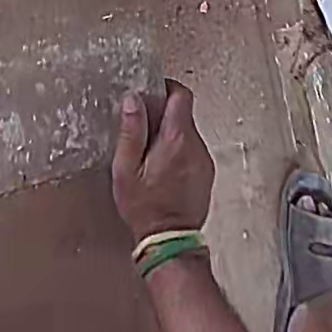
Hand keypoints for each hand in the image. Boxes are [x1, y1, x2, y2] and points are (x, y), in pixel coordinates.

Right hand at [111, 79, 213, 240]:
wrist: (169, 243)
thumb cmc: (144, 207)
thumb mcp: (126, 169)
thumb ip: (131, 131)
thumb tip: (133, 99)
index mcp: (177, 140)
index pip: (182, 95)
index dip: (165, 88)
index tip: (149, 93)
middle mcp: (196, 146)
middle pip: (183, 113)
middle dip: (162, 114)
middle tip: (140, 128)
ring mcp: (204, 161)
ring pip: (186, 131)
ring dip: (169, 133)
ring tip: (148, 153)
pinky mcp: (206, 173)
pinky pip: (191, 149)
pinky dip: (177, 149)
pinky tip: (161, 167)